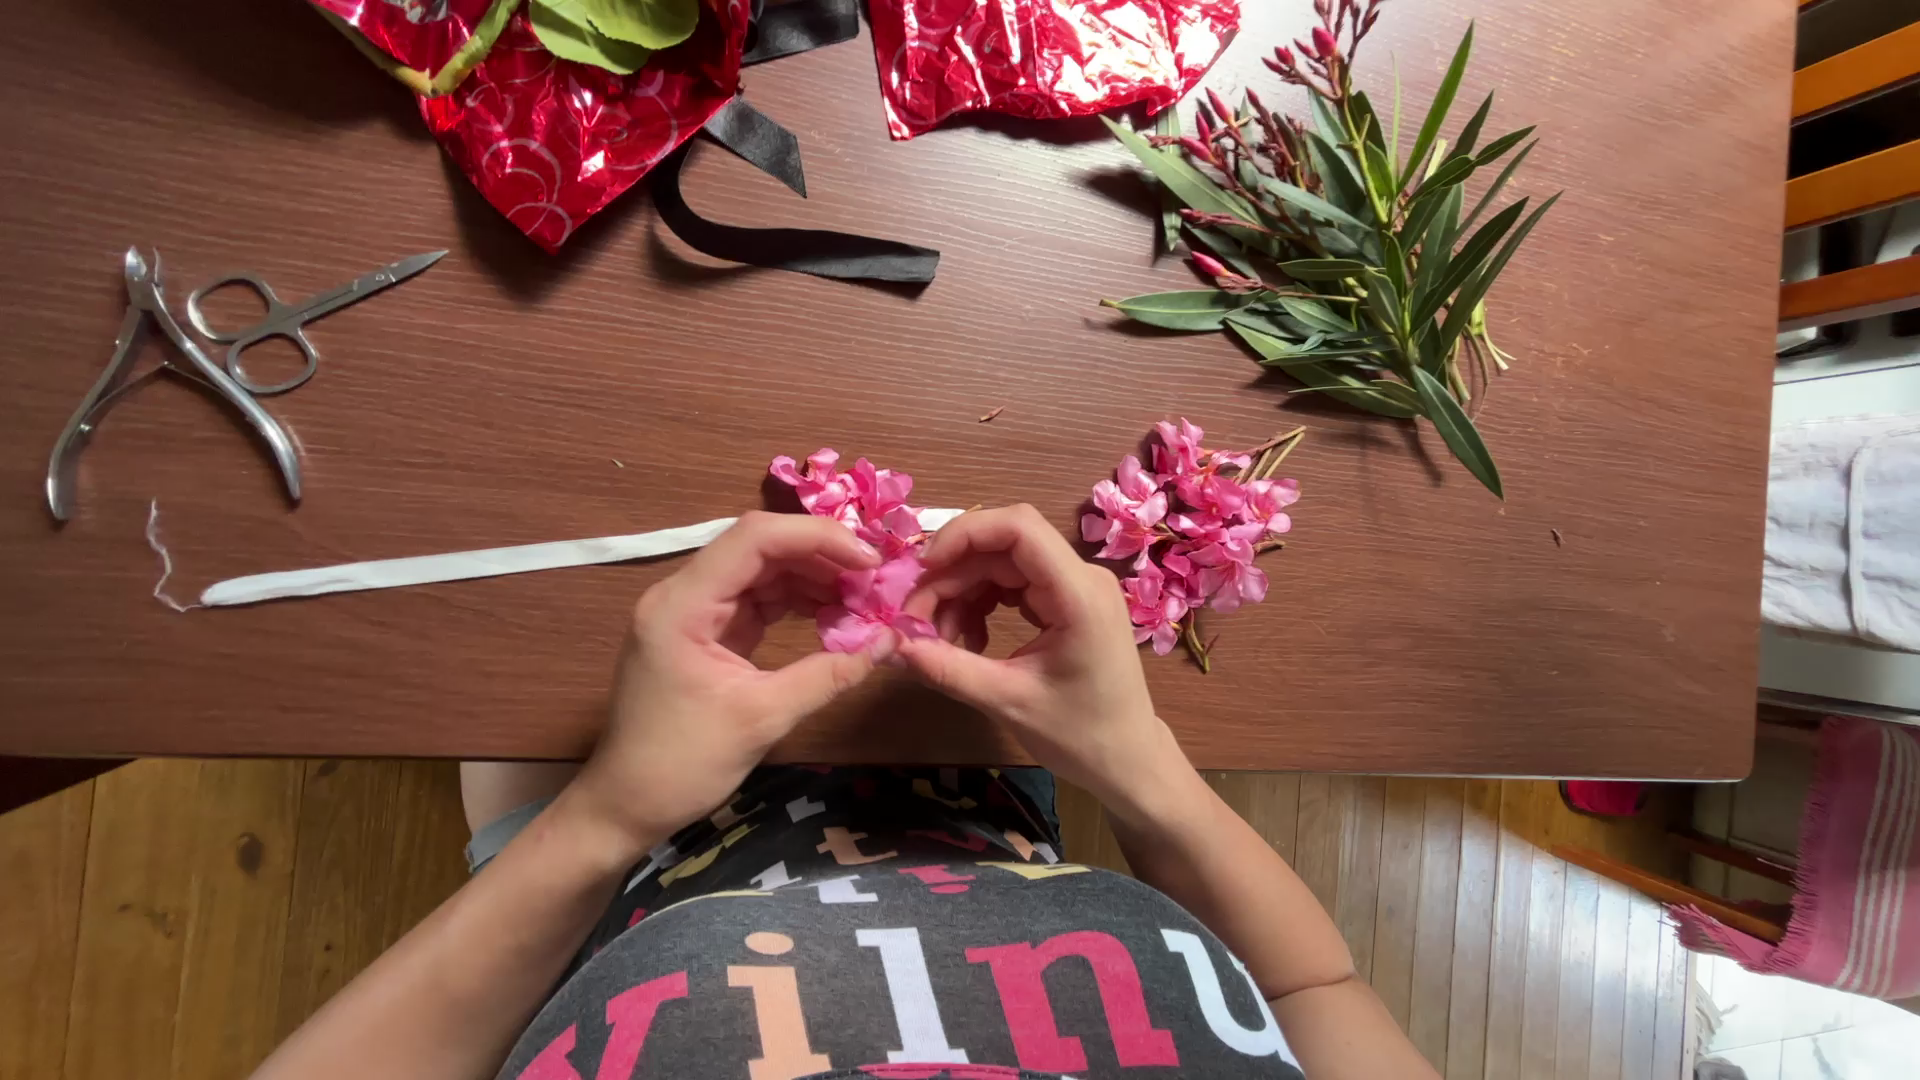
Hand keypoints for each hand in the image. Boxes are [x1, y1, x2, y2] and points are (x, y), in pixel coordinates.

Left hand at [565, 512, 890, 852]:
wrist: (626, 807)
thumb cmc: (681, 765)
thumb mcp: (762, 718)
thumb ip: (828, 675)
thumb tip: (889, 642)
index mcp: (683, 604)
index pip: (755, 539)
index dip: (817, 538)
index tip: (868, 560)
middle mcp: (685, 593)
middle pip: (762, 548)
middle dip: (823, 557)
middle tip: (875, 581)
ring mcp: (696, 610)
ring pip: (765, 570)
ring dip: (816, 578)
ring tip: (864, 598)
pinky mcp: (709, 630)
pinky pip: (760, 598)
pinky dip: (800, 601)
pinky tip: (835, 613)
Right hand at [898, 505, 1190, 815]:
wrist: (1127, 760)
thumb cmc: (1079, 735)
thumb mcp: (1006, 701)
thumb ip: (946, 668)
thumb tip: (889, 646)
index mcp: (1079, 594)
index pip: (1018, 527)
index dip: (963, 535)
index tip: (923, 570)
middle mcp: (1080, 577)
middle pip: (1001, 546)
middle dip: (951, 575)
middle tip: (916, 620)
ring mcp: (1074, 586)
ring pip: (1001, 563)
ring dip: (962, 592)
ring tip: (941, 640)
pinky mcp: (1064, 600)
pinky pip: (1011, 583)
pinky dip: (980, 603)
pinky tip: (968, 641)